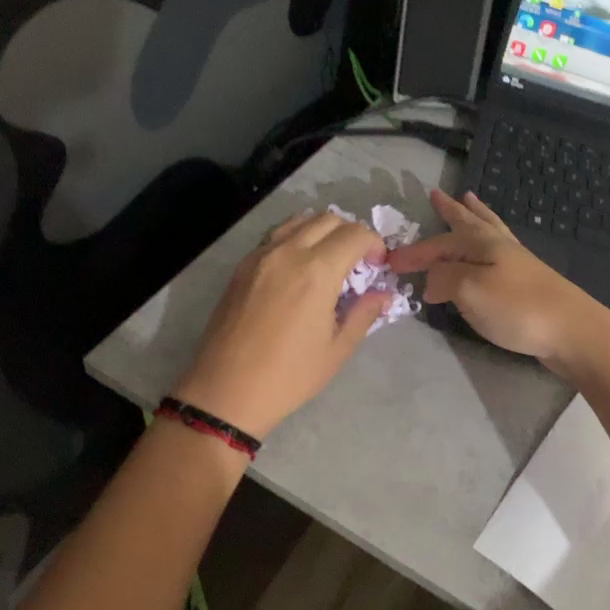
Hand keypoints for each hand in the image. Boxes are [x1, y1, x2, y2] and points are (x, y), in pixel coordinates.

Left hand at [173, 211, 392, 438]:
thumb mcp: (337, 349)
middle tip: (357, 263)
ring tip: (329, 261)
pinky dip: (296, 239)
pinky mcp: (242, 266)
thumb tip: (383, 294)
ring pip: (299, 220)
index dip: (374, 244)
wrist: (226, 391)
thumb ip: (364, 313)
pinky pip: (276, 236)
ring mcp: (260, 256)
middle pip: (328, 219)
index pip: (356, 234)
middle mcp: (287, 252)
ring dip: (322, 231)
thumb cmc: (289, 375)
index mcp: (316, 272)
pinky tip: (299, 269)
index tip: (378, 266)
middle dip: (351, 234)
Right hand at [387, 189, 609, 369]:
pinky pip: (501, 250)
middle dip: (452, 211)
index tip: (390, 263)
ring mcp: (518, 264)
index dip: (414, 253)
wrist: (573, 332)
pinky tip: (494, 249)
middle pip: (471, 223)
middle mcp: (501, 247)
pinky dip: (491, 239)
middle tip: (437, 194)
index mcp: (483, 244)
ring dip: (476, 216)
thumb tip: (430, 280)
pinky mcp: (529, 283)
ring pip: (490, 232)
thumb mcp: (471, 291)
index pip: (440, 244)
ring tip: (469, 200)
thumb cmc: (519, 309)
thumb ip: (445, 279)